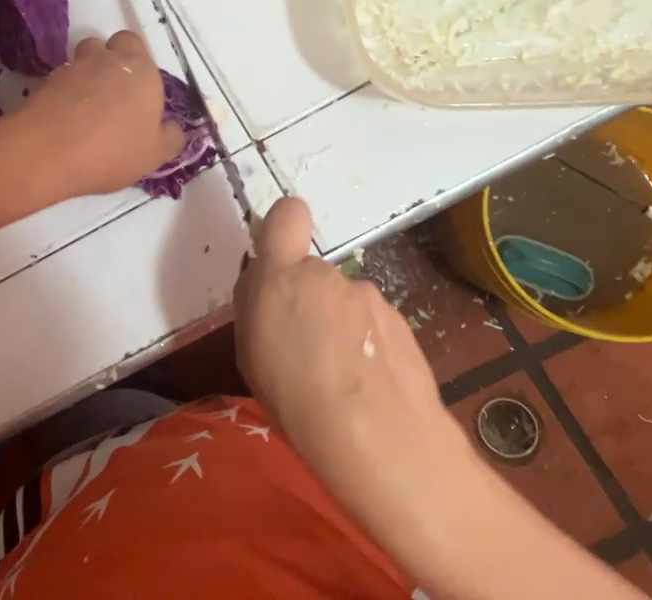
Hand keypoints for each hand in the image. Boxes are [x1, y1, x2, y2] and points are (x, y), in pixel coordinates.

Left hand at [19, 31, 184, 198]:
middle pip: (104, 46)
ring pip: (80, 61)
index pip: (134, 44)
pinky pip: (59, 81)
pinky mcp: (44, 83)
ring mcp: (71, 68)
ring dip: (84, 77)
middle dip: (108, 62)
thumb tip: (172, 127)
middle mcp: (105, 59)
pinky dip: (64, 94)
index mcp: (139, 69)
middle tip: (112, 97)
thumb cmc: (113, 150)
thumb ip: (170, 137)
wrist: (49, 151)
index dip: (134, 62)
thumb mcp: (155, 154)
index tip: (136, 91)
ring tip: (86, 109)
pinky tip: (66, 120)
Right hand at [234, 199, 471, 538]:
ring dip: (340, 327)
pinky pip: (373, 325)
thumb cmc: (292, 396)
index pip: (287, 215)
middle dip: (309, 300)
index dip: (285, 225)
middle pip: (313, 273)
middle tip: (306, 348)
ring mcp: (367, 296)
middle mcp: (325, 276)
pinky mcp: (401, 321)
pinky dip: (368, 346)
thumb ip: (257, 305)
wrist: (375, 437)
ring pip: (345, 303)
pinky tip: (368, 384)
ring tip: (340, 376)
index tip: (282, 255)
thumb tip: (266, 286)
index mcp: (280, 276)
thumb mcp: (250, 352)